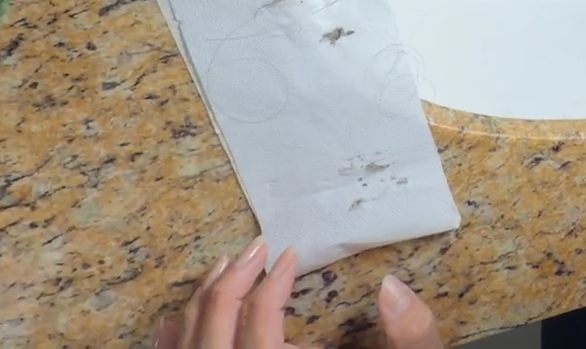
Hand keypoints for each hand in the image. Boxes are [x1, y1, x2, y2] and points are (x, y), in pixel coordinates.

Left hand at [156, 242, 446, 348]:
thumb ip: (414, 338)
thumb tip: (390, 287)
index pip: (260, 327)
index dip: (272, 283)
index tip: (291, 254)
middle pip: (212, 339)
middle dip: (229, 284)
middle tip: (256, 247)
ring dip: (197, 311)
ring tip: (221, 270)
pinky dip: (171, 347)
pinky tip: (180, 323)